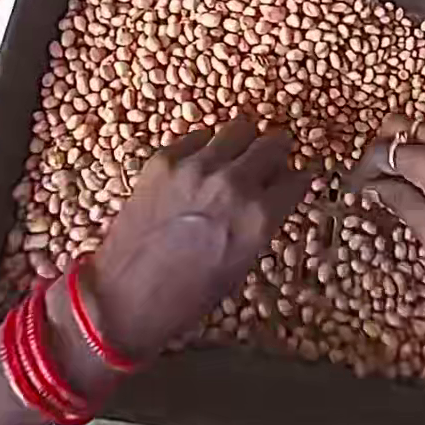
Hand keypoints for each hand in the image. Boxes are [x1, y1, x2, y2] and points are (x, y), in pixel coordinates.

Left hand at [71, 119, 311, 369]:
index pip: (298, 179)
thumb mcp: (241, 263)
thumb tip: (271, 193)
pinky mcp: (165, 159)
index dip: (298, 179)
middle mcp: (233, 184)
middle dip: (277, 153)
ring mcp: (196, 166)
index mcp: (258, 217)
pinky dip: (206, 148)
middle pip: (273, 144)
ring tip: (235, 158)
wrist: (125, 296)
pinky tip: (200, 166)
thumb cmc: (189, 295)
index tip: (294, 179)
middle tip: (270, 162)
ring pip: (239, 128)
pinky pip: (199, 137)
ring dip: (244, 143)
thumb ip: (262, 221)